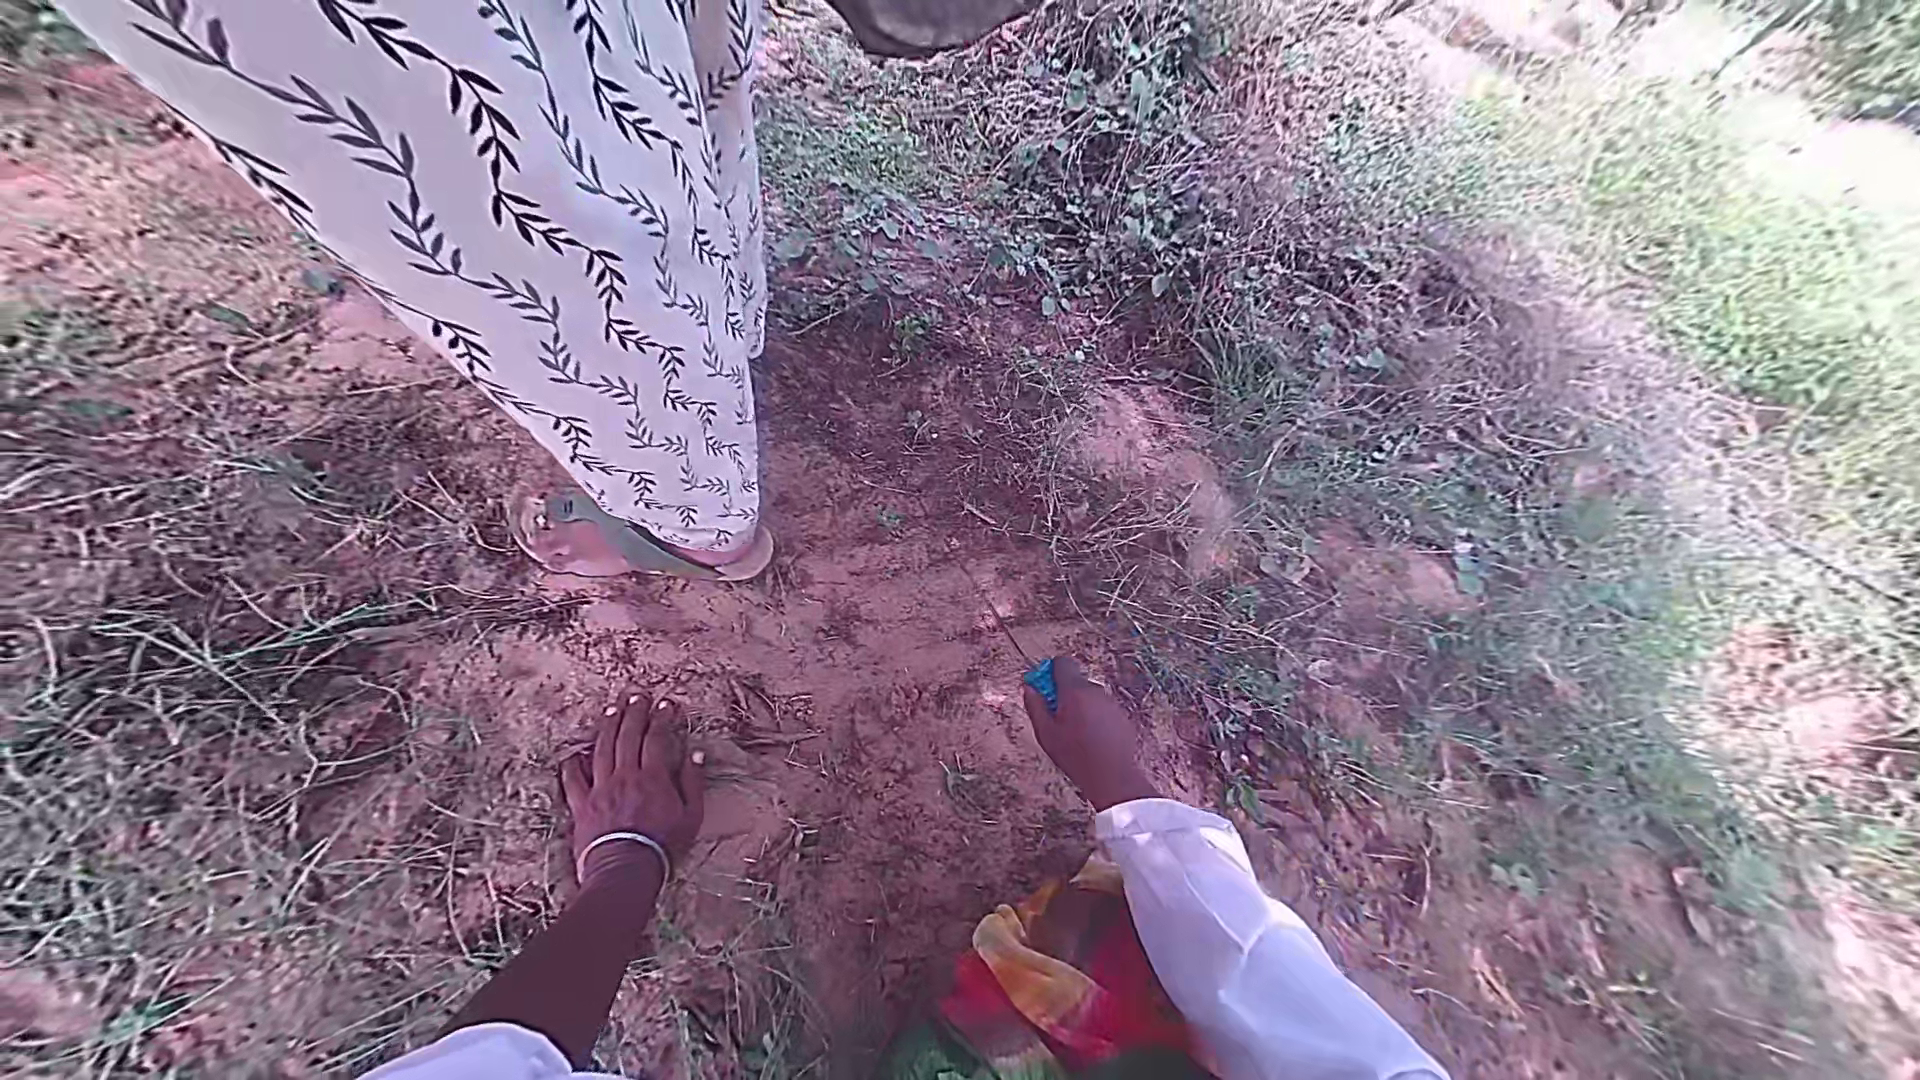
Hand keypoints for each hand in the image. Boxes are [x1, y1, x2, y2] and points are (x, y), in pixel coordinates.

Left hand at [560, 691, 705, 890]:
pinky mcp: (581, 806)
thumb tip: (695, 753)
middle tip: (638, 696)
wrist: (625, 872)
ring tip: (612, 710)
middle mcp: (625, 776)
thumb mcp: (691, 814)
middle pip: (628, 737)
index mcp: (653, 777)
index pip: (657, 738)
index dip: (662, 718)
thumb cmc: (663, 845)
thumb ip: (693, 781)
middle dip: (634, 713)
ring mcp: (600, 790)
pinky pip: (573, 781)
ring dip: (608, 727)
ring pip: (602, 750)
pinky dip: (572, 765)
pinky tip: (574, 753)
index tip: (666, 704)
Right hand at [1021, 656, 1159, 810]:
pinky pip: (1102, 708)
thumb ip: (1035, 705)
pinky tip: (1090, 739)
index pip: (1061, 663)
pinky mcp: (1121, 715)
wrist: (1113, 777)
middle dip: (1063, 693)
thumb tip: (1028, 688)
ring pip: (1088, 695)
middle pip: (1074, 680)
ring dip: (1079, 706)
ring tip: (1074, 733)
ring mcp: (1110, 702)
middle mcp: (1095, 691)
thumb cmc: (1076, 756)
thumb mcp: (1046, 733)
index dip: (1049, 672)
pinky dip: (1094, 716)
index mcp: (1074, 691)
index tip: (1044, 689)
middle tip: (1056, 717)